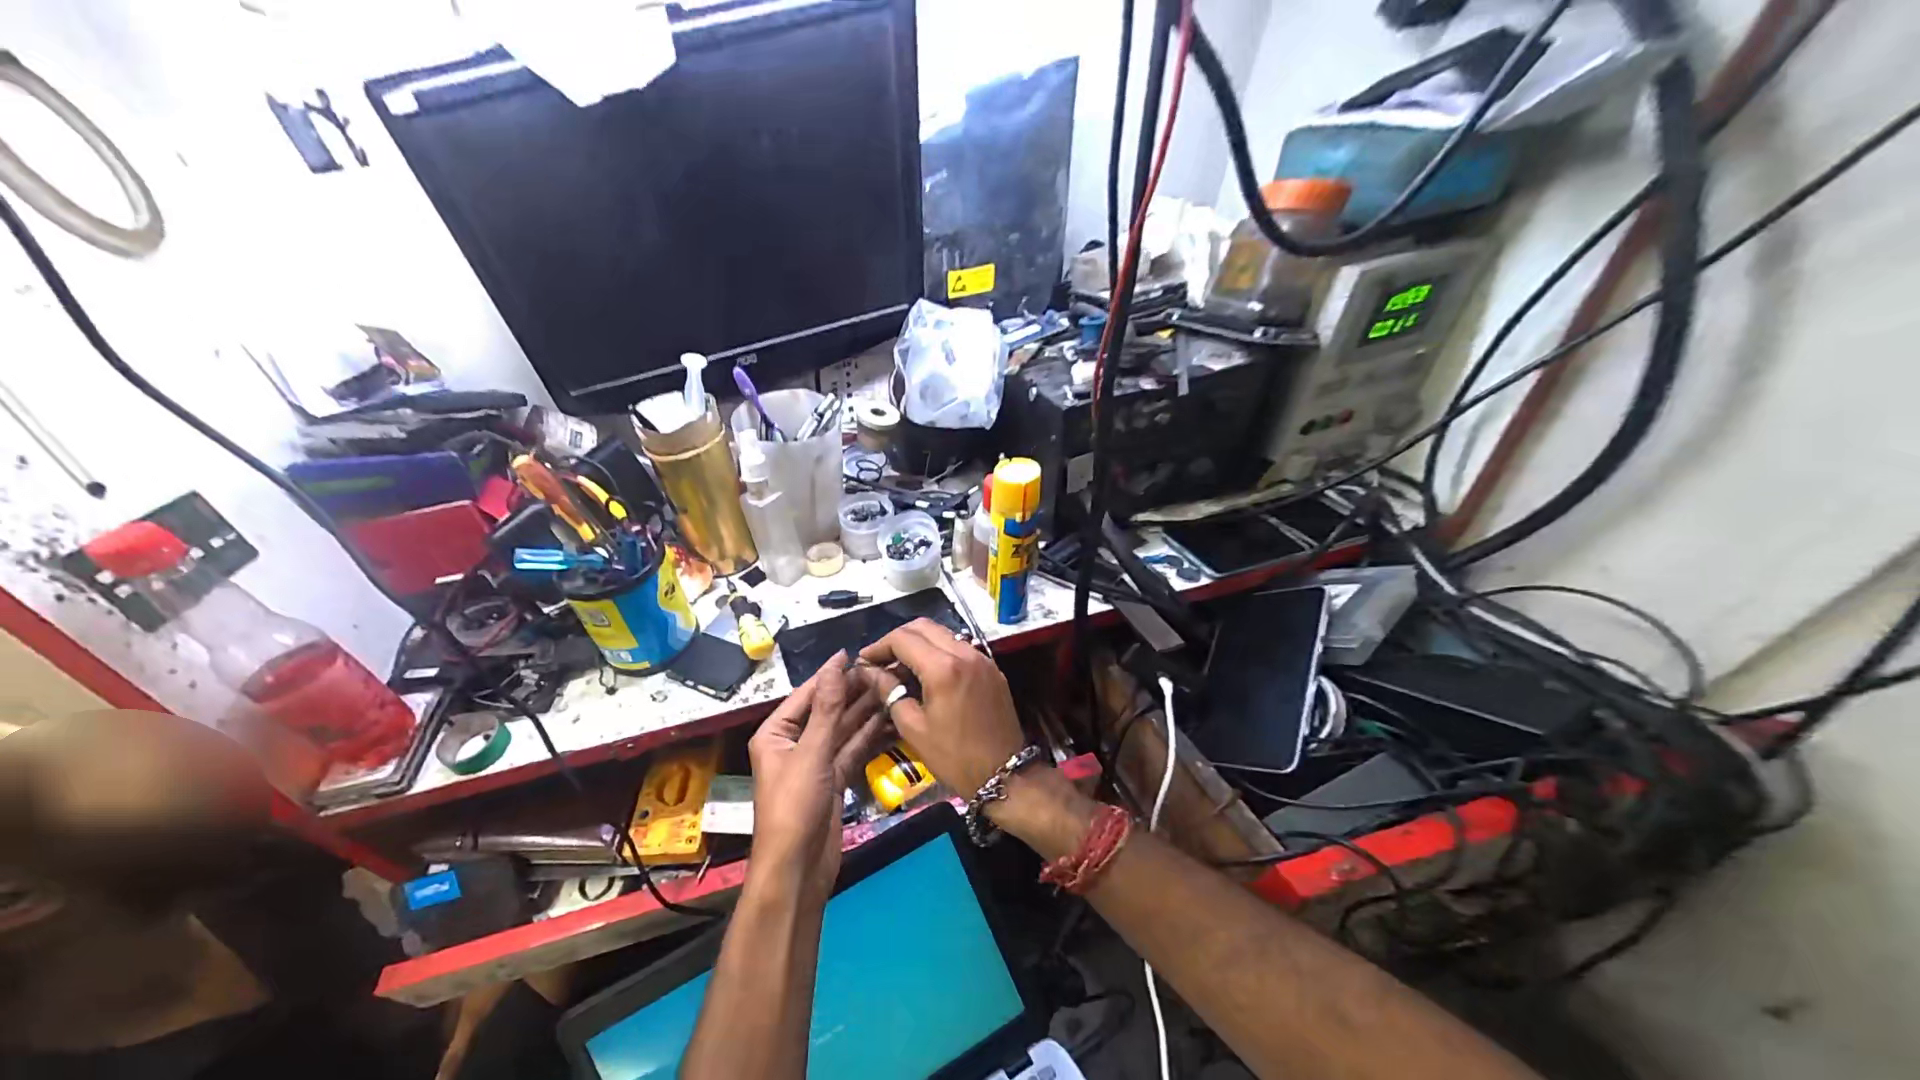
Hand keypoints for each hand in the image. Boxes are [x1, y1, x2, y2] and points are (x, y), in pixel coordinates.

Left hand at [746, 653, 889, 888]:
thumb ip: (827, 708)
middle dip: (854, 692)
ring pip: (844, 729)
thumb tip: (835, 664)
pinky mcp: (835, 779)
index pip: (807, 694)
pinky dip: (870, 735)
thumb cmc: (794, 807)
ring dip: (866, 711)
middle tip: (885, 669)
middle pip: (828, 710)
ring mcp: (816, 762)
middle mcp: (795, 744)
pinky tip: (890, 718)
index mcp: (776, 734)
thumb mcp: (811, 753)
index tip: (856, 652)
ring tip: (893, 687)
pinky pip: (853, 749)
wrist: (798, 868)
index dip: (831, 674)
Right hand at [857, 620, 1023, 798]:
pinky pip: (960, 647)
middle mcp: (965, 653)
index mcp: (943, 668)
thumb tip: (869, 672)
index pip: (903, 639)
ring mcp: (982, 658)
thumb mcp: (913, 728)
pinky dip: (939, 651)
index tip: (864, 660)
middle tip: (880, 659)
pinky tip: (927, 673)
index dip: (879, 646)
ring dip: (919, 643)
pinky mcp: (992, 668)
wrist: (1004, 773)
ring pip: (943, 634)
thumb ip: (889, 692)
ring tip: (901, 666)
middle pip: (924, 627)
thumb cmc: (954, 756)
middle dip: (898, 639)